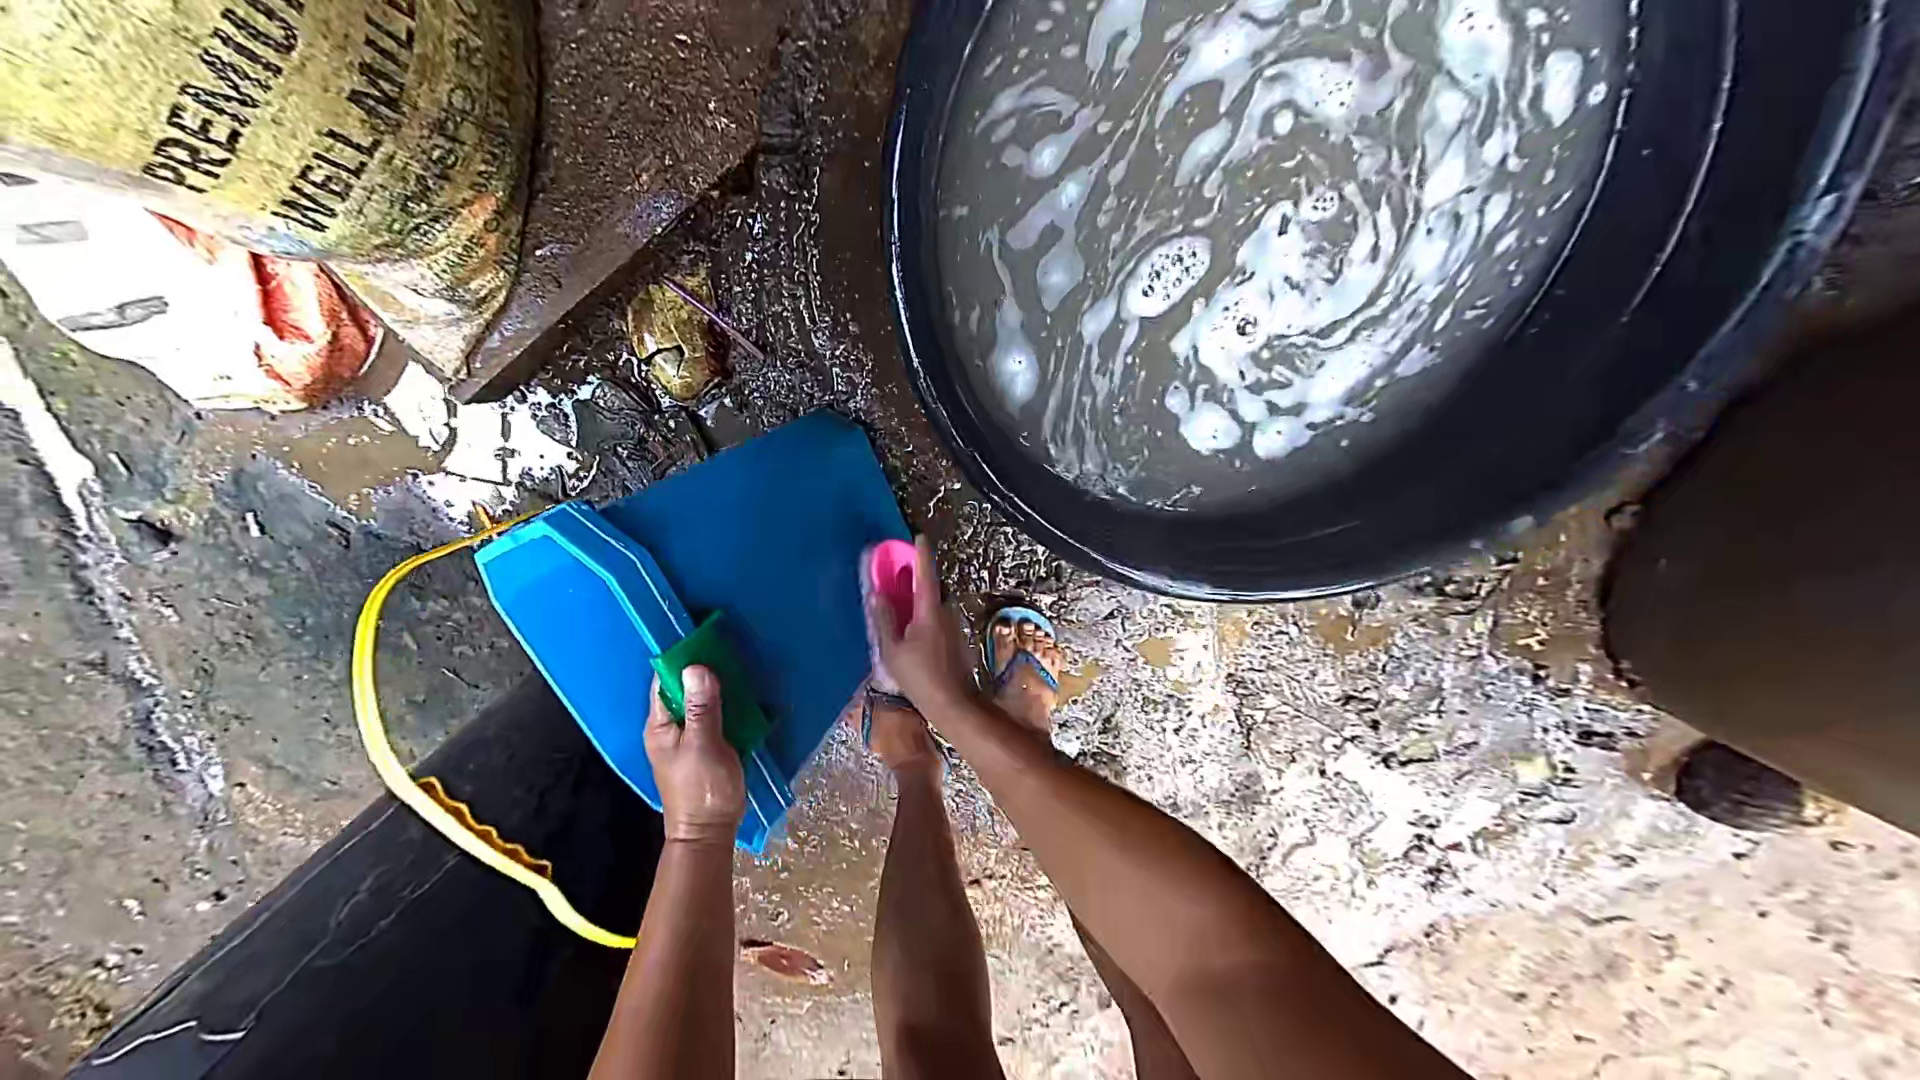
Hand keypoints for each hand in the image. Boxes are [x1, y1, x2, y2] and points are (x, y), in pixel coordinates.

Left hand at [645, 666, 744, 844]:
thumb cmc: (703, 790)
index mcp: (661, 726)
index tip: (706, 640)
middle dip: (706, 671)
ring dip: (719, 688)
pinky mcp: (708, 746)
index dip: (683, 660)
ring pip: (702, 702)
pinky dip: (728, 705)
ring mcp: (689, 737)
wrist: (711, 833)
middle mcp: (671, 728)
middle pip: (685, 689)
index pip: (666, 682)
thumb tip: (696, 667)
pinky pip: (716, 716)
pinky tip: (746, 697)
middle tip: (731, 651)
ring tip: (742, 669)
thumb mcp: (704, 744)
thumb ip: (701, 707)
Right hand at [865, 535, 972, 714]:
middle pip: (929, 587)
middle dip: (914, 577)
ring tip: (897, 601)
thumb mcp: (893, 650)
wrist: (954, 703)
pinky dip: (922, 614)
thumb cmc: (921, 678)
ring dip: (917, 598)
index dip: (921, 553)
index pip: (926, 573)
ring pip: (932, 604)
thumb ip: (884, 619)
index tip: (917, 536)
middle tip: (895, 573)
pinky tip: (909, 628)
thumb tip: (877, 594)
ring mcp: (953, 626)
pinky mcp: (954, 639)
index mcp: (930, 610)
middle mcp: (945, 612)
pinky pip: (935, 617)